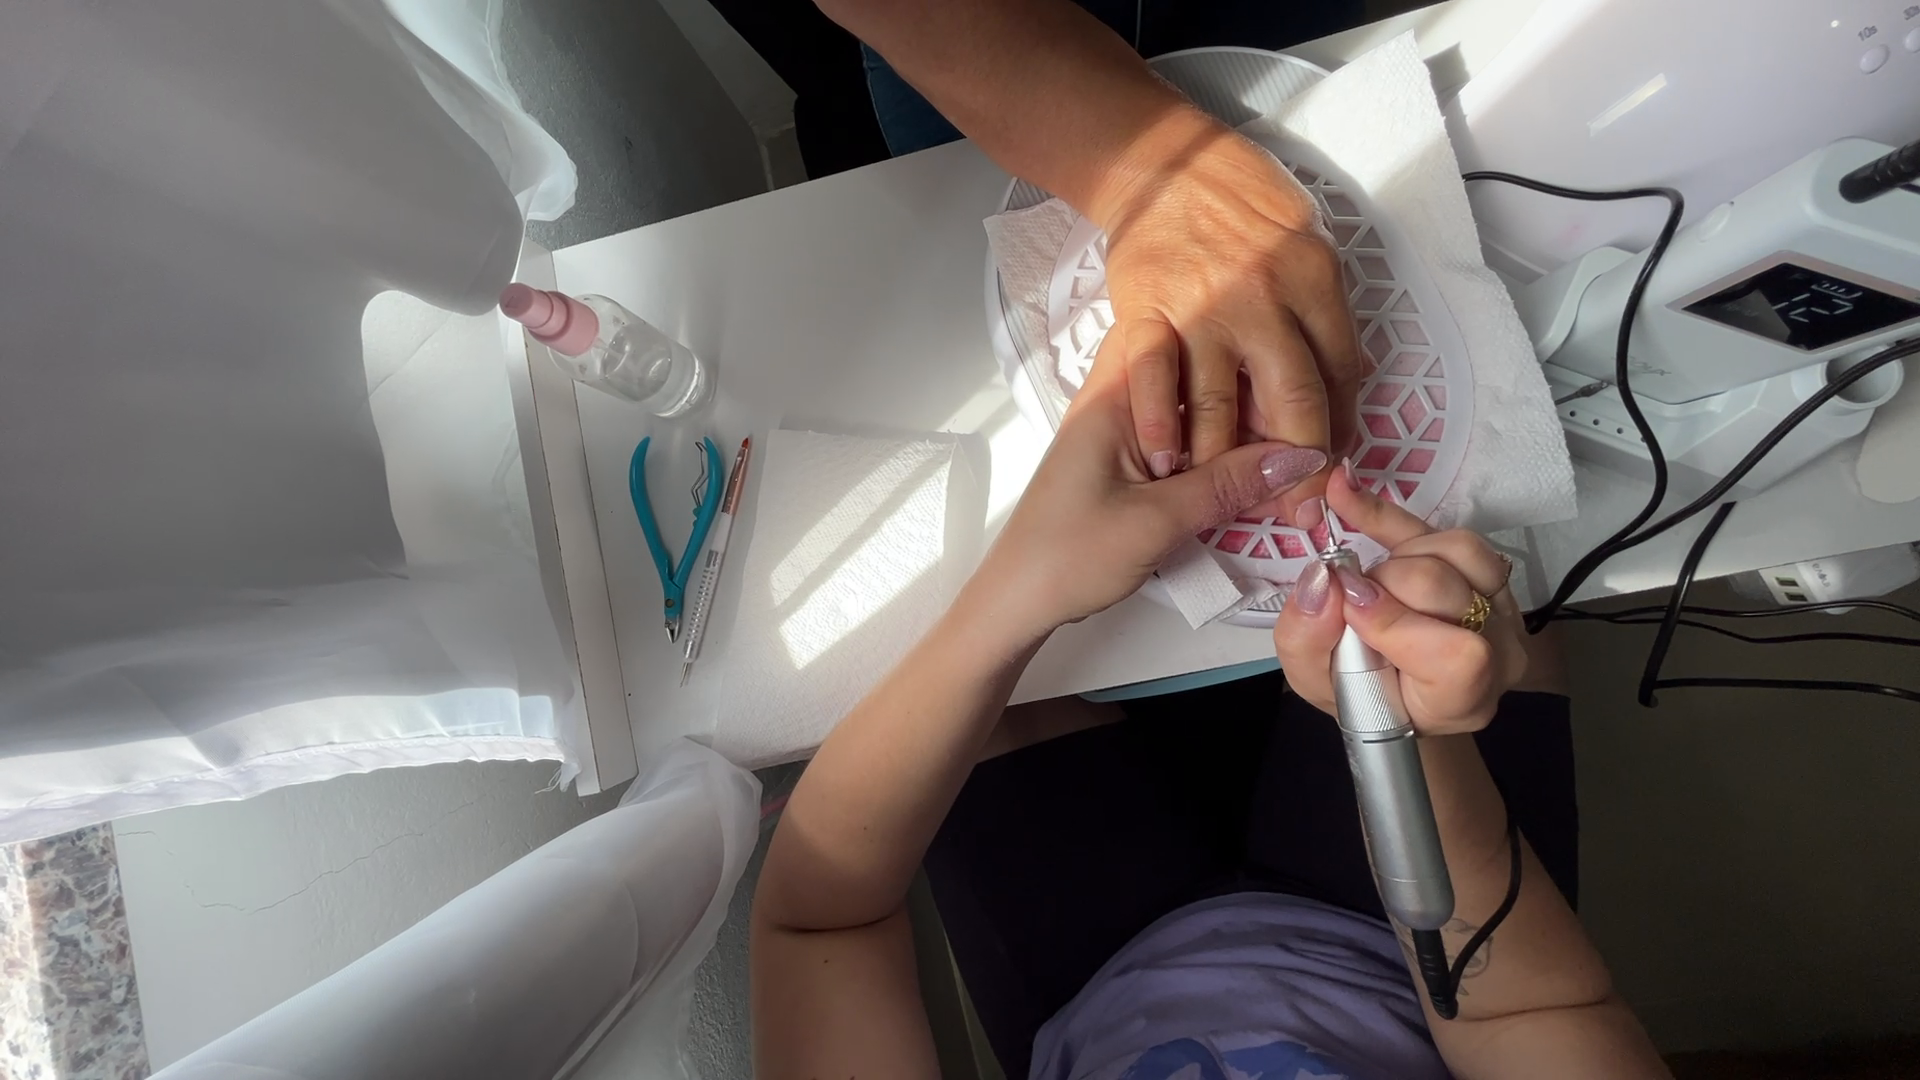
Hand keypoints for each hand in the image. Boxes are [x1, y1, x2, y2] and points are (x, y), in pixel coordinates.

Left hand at [967, 349, 1326, 639]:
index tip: (1292, 376)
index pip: (1179, 336)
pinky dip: (1211, 457)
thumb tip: (1303, 456)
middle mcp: (1114, 403)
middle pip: (1192, 374)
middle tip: (1302, 426)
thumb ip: (1228, 484)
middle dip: (1246, 396)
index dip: (1236, 348)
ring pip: (1189, 412)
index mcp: (1113, 397)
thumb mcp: (1156, 521)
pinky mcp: (1123, 465)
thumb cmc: (1070, 556)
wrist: (1017, 601)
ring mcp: (1118, 434)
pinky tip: (1246, 479)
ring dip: (1232, 432)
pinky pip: (1178, 444)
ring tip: (1284, 456)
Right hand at [1090, 111, 1362, 518]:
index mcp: (1314, 280)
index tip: (1330, 472)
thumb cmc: (1240, 206)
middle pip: (1291, 397)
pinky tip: (1163, 461)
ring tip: (1223, 504)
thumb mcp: (1303, 246)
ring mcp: (1202, 306)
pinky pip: (1154, 376)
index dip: (1340, 431)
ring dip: (1221, 458)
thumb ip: (1318, 315)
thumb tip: (1335, 388)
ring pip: (1219, 398)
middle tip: (1297, 515)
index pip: (1340, 372)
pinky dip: (1158, 422)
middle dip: (1296, 465)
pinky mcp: (1147, 311)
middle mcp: (1265, 297)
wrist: (1167, 167)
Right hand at [1274, 464, 1526, 734]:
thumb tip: (1323, 578)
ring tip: (1371, 580)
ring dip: (1396, 556)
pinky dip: (1389, 512)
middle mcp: (1499, 656)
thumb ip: (1306, 637)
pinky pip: (1449, 528)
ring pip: (1459, 551)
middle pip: (1444, 588)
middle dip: (1380, 582)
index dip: (1396, 621)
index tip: (1348, 608)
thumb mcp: (1309, 680)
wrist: (1384, 682)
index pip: (1458, 654)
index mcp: (1458, 699)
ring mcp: (1504, 612)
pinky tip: (1344, 496)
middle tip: (1349, 599)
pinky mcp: (1487, 573)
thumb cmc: (1351, 691)